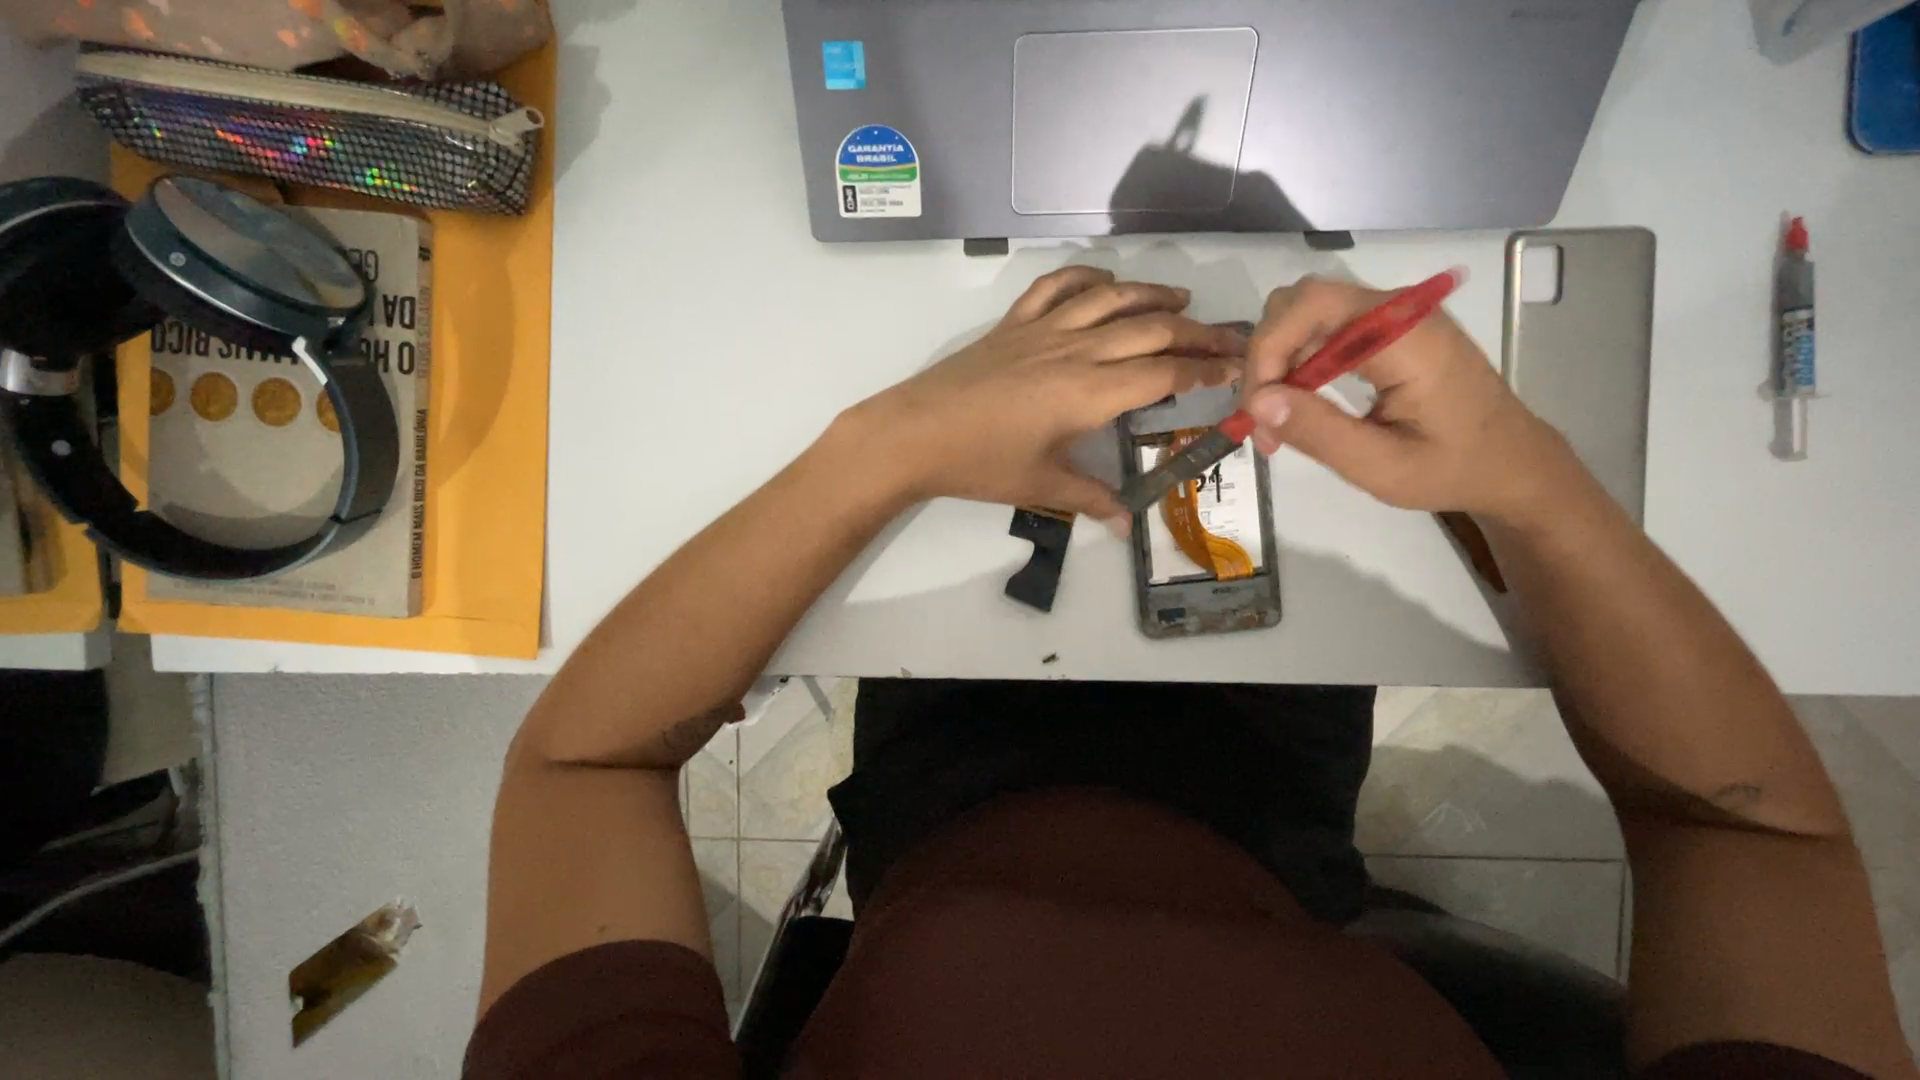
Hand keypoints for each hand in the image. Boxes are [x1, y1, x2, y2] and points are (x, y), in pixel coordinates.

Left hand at [845, 266, 1243, 523]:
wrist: (913, 433)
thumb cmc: (978, 463)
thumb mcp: (1040, 485)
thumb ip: (1090, 498)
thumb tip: (1125, 525)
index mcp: (1088, 392)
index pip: (1162, 374)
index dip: (1204, 370)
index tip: (1235, 369)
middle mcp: (1074, 350)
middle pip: (1149, 329)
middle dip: (1196, 331)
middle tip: (1228, 338)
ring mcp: (1042, 330)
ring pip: (1110, 299)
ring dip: (1151, 295)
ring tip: (1182, 299)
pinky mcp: (1013, 324)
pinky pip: (1056, 286)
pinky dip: (1086, 277)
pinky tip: (1105, 283)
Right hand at [1239, 276, 1581, 524]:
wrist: (1512, 462)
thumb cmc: (1453, 469)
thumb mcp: (1381, 467)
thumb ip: (1319, 432)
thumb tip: (1257, 402)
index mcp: (1404, 336)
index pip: (1309, 307)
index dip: (1268, 350)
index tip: (1256, 412)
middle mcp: (1398, 310)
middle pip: (1300, 302)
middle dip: (1266, 358)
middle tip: (1261, 421)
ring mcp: (1394, 316)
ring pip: (1304, 314)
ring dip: (1277, 363)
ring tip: (1276, 422)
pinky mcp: (1388, 329)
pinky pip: (1324, 330)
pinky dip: (1297, 364)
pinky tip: (1298, 406)